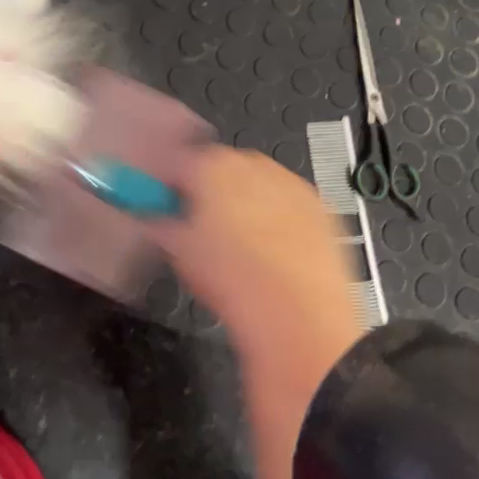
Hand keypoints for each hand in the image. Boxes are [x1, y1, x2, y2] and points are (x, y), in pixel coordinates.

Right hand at [153, 147, 362, 371]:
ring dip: (246, 204)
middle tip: (199, 227)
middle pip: (221, 169)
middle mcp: (254, 165)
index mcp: (212, 167)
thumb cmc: (237, 281)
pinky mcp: (319, 207)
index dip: (168, 184)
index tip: (163, 202)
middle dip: (209, 193)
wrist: (298, 315)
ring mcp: (290, 184)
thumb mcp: (179, 253)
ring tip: (238, 246)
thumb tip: (159, 220)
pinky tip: (271, 252)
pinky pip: (288, 204)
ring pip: (257, 186)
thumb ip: (163, 224)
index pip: (178, 162)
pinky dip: (278, 219)